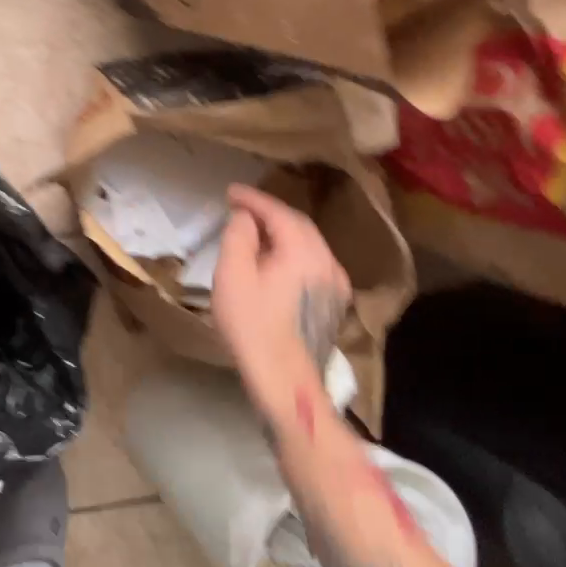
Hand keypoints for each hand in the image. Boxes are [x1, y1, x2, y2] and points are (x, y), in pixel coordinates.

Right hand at [212, 183, 351, 408]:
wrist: (283, 375)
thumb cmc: (251, 322)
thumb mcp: (233, 273)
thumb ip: (239, 237)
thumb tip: (245, 218)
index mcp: (305, 253)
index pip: (280, 214)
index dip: (254, 199)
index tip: (229, 191)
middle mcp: (328, 264)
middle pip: (300, 226)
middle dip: (270, 212)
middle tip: (240, 205)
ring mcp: (336, 285)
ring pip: (309, 245)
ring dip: (281, 231)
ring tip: (253, 228)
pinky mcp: (332, 303)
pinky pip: (312, 262)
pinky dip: (291, 250)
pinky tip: (273, 257)